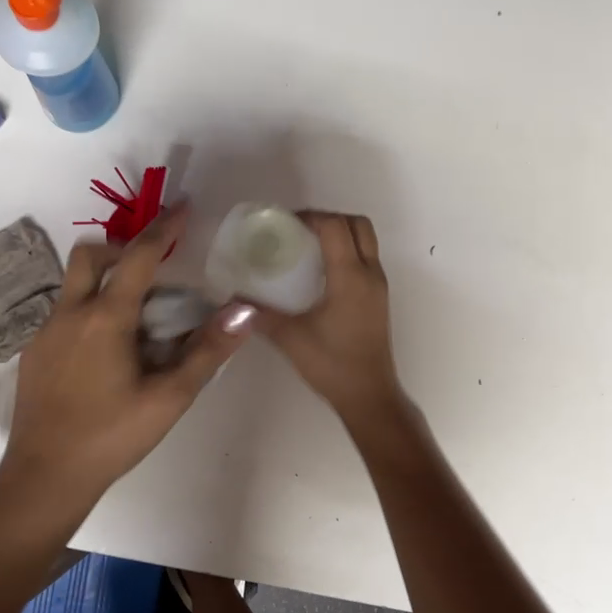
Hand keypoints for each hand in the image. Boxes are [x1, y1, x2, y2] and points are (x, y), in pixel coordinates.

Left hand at [2, 205, 251, 502]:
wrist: (43, 477)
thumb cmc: (111, 437)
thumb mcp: (169, 399)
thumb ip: (207, 352)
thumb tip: (244, 312)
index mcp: (106, 318)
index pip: (138, 256)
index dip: (164, 228)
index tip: (183, 207)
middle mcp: (70, 314)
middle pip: (90, 254)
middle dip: (121, 247)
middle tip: (151, 268)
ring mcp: (46, 332)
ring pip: (74, 285)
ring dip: (104, 282)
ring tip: (135, 319)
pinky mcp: (34, 352)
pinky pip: (64, 314)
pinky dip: (88, 312)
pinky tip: (106, 353)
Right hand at [249, 212, 402, 421]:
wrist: (369, 396)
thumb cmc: (332, 365)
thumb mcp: (290, 338)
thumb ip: (260, 314)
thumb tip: (233, 300)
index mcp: (350, 277)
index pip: (335, 226)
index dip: (311, 217)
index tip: (285, 224)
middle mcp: (370, 274)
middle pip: (357, 224)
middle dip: (328, 219)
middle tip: (298, 230)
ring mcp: (378, 285)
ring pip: (365, 240)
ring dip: (339, 233)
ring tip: (307, 246)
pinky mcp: (378, 297)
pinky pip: (365, 257)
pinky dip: (345, 250)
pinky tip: (319, 271)